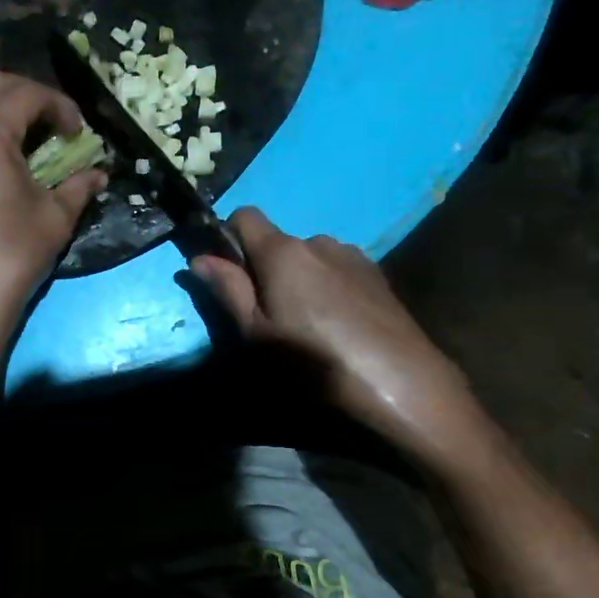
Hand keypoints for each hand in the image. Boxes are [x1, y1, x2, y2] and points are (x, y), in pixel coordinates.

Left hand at [0, 69, 106, 359]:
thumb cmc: (13, 258)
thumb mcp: (55, 218)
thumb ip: (78, 184)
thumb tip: (98, 173)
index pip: (24, 94)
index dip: (58, 103)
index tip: (76, 130)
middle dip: (26, 93)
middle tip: (51, 122)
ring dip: (0, 108)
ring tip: (27, 138)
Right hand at [190, 207, 475, 456]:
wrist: (400, 381)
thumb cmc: (313, 359)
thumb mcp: (256, 332)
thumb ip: (227, 289)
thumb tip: (198, 258)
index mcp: (283, 251)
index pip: (245, 215)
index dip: (229, 237)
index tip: (229, 273)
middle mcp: (318, 241)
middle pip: (278, 242)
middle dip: (265, 268)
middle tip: (268, 315)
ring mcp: (352, 255)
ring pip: (309, 257)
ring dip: (299, 278)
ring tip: (308, 323)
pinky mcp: (377, 274)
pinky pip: (336, 269)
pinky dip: (327, 286)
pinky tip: (339, 323)